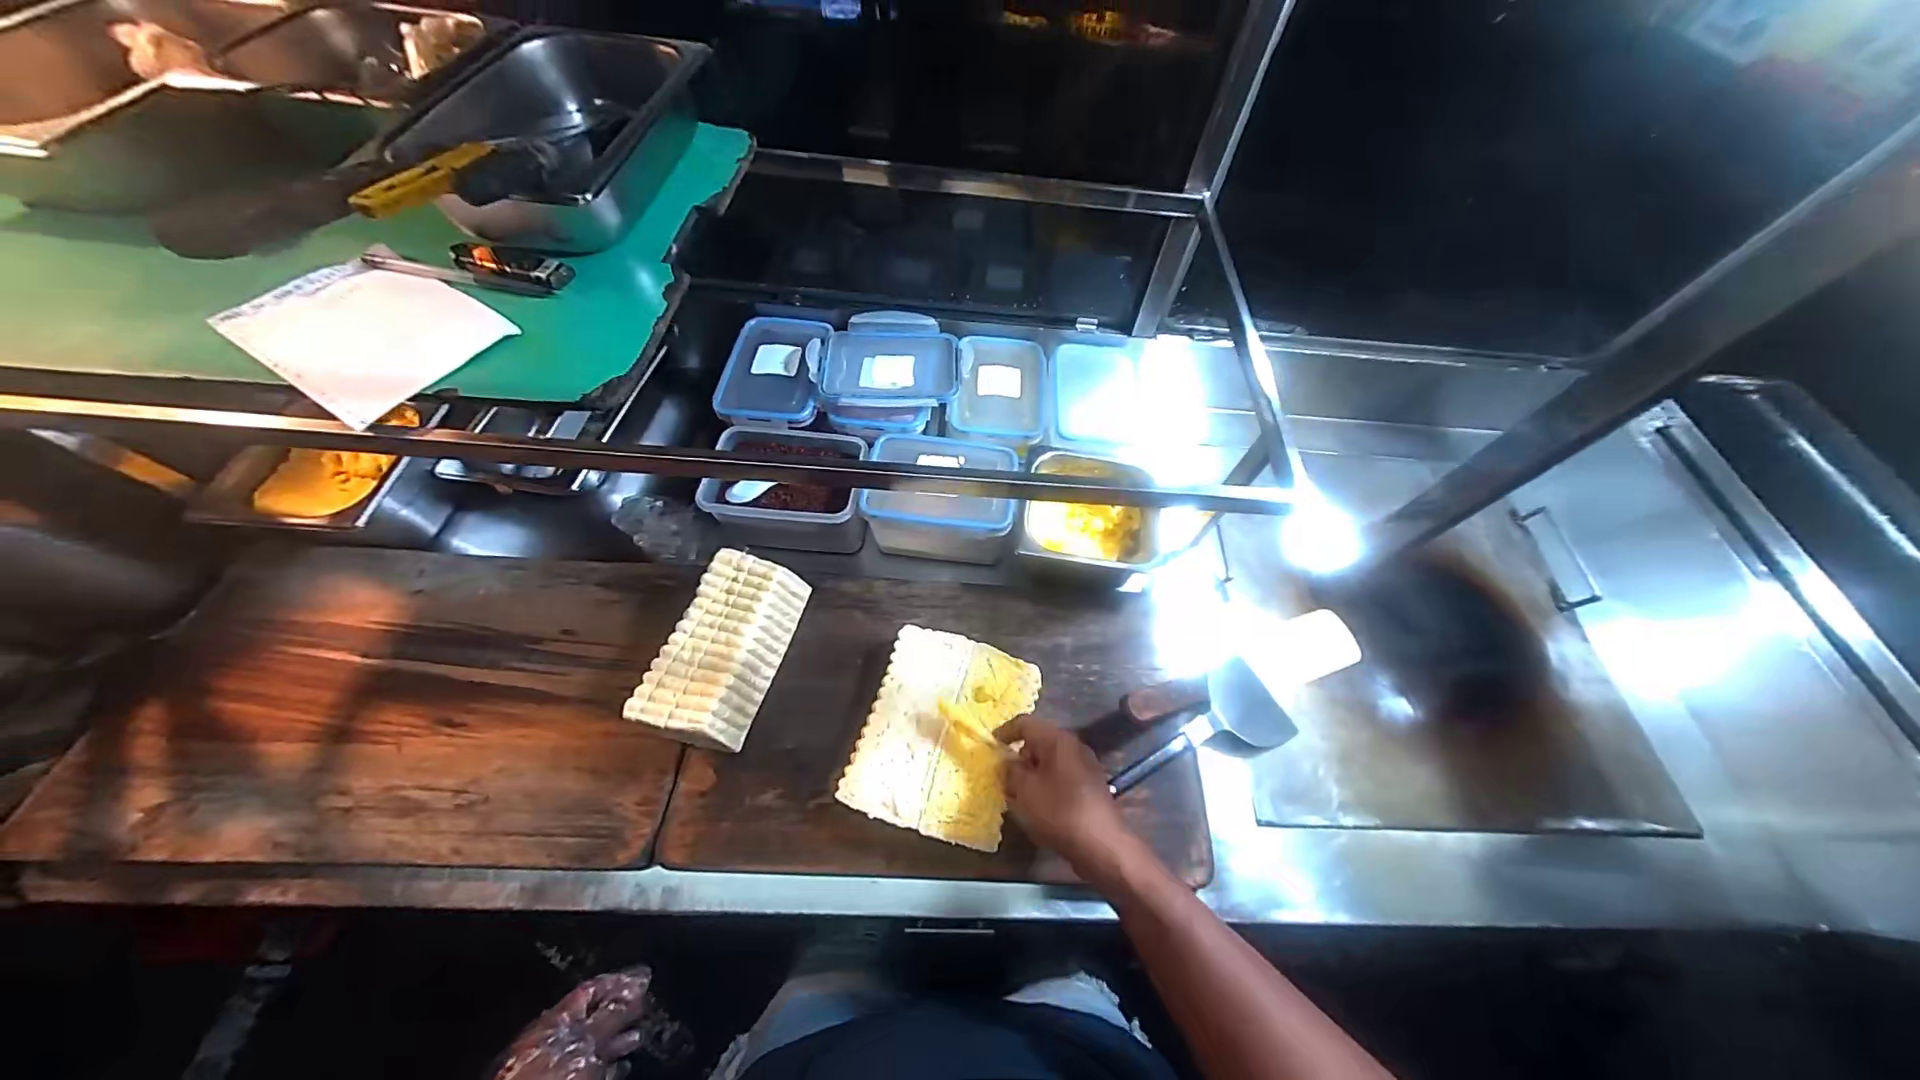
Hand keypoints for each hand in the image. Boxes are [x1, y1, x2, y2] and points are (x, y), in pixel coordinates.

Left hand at [495, 967, 661, 1079]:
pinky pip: (589, 1068)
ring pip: (592, 1044)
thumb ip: (611, 1014)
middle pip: (593, 1016)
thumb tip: (637, 986)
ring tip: (639, 1037)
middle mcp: (553, 1037)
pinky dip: (607, 1065)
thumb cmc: (550, 1075)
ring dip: (617, 1040)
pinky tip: (621, 1066)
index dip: (618, 982)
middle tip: (647, 1007)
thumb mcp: (585, 1040)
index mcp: (556, 1018)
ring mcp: (554, 1063)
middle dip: (622, 1011)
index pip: (590, 989)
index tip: (643, 979)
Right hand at [1001, 717, 1143, 884]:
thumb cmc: (1059, 811)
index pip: (1025, 723)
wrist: (1102, 844)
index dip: (1004, 732)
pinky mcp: (1091, 786)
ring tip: (1019, 795)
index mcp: (1057, 739)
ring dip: (1033, 773)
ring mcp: (1086, 766)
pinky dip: (1047, 784)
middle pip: (1039, 741)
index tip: (990, 746)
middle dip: (1019, 756)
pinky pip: (1061, 776)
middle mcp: (1074, 746)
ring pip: (1050, 761)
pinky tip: (1041, 806)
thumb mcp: (1024, 790)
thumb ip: (1010, 770)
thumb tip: (1008, 761)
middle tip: (1004, 776)